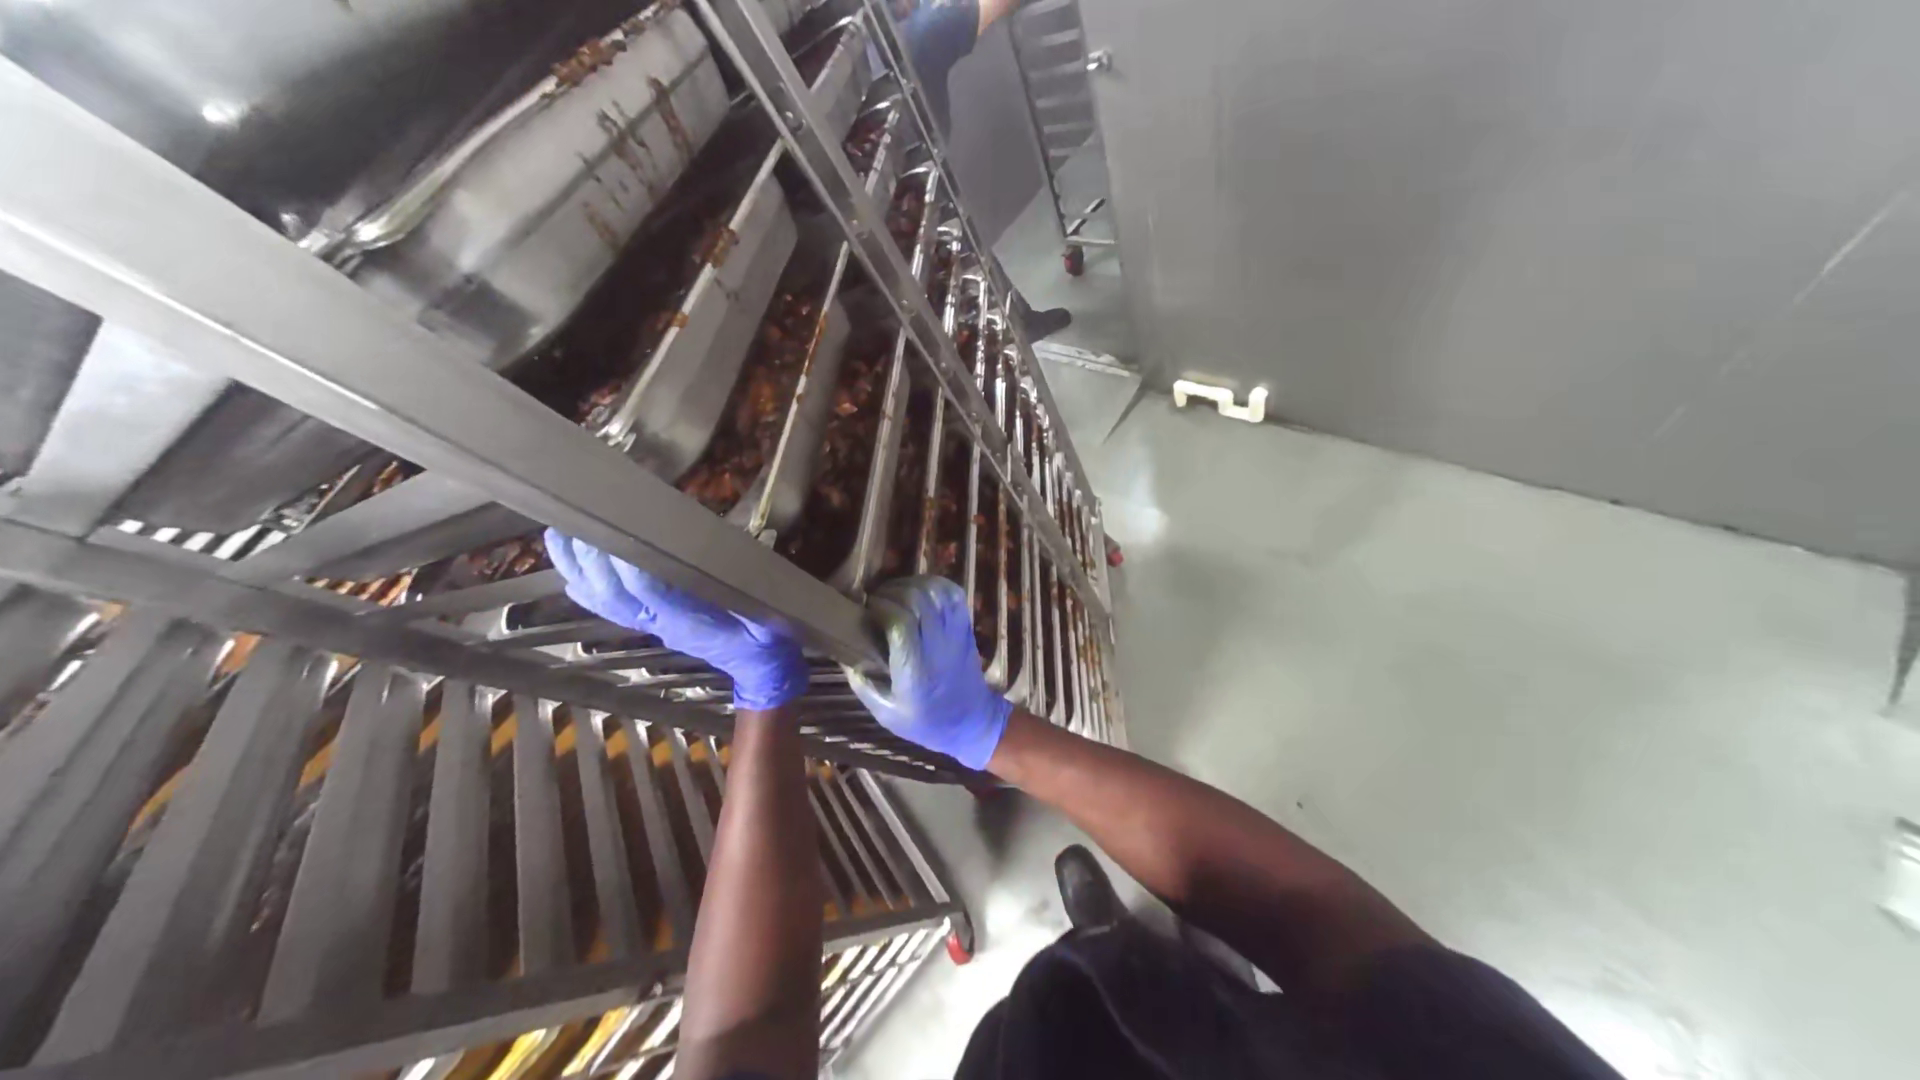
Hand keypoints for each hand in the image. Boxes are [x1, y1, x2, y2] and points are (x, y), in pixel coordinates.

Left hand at [544, 529, 807, 710]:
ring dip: (579, 570)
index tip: (616, 535)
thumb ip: (756, 596)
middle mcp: (664, 623)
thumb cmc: (768, 637)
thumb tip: (742, 563)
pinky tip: (570, 568)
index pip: (652, 592)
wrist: (759, 669)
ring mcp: (653, 626)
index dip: (630, 567)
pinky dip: (584, 587)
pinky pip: (609, 608)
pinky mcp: (650, 624)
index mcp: (693, 619)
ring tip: (560, 535)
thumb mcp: (771, 615)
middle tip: (579, 522)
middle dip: (592, 561)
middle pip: (616, 594)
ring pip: (605, 601)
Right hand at [848, 576, 1011, 769]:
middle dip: (890, 593)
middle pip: (916, 599)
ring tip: (893, 597)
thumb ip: (862, 683)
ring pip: (934, 590)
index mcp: (917, 669)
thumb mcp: (886, 713)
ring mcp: (956, 631)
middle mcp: (938, 645)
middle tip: (875, 603)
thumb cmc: (927, 721)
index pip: (900, 622)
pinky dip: (931, 585)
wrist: (972, 721)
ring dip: (909, 586)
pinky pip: (950, 592)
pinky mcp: (965, 624)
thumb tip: (845, 654)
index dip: (880, 608)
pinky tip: (916, 593)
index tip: (865, 611)